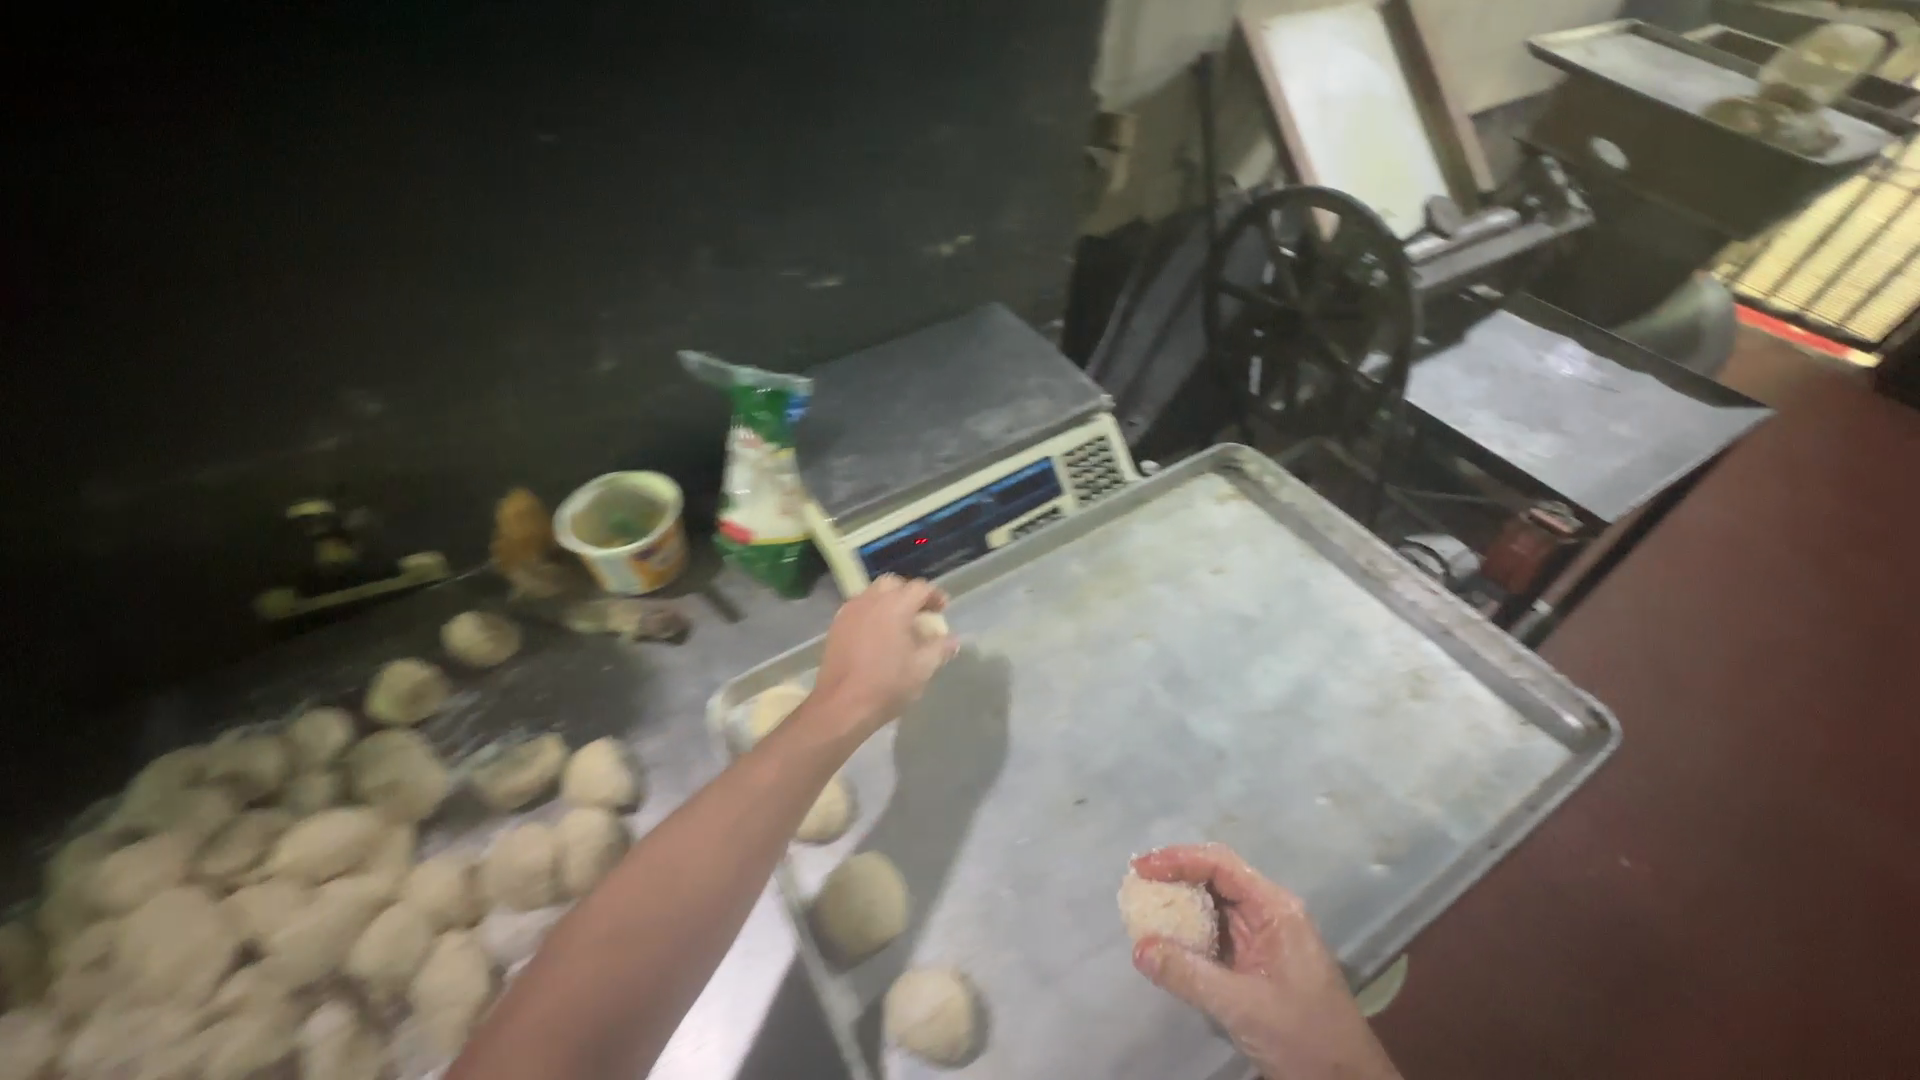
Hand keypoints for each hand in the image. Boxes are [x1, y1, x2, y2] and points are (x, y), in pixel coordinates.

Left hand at [808, 574, 955, 737]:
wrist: (841, 705)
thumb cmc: (887, 685)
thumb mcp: (923, 668)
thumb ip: (939, 648)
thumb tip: (952, 640)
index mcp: (895, 606)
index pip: (920, 588)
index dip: (935, 596)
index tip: (943, 609)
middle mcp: (870, 601)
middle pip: (893, 584)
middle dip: (909, 594)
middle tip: (920, 612)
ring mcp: (849, 612)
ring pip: (872, 594)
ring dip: (888, 602)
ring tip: (898, 623)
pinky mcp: (835, 627)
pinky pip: (858, 609)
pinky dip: (871, 613)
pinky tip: (877, 635)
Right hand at [1130, 844, 1401, 1079]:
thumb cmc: (1304, 1037)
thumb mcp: (1242, 1006)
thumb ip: (1189, 974)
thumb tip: (1138, 947)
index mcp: (1275, 909)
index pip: (1220, 864)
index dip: (1178, 859)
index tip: (1141, 869)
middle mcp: (1269, 913)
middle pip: (1215, 877)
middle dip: (1175, 876)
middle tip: (1136, 883)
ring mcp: (1263, 937)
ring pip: (1214, 904)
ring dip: (1179, 903)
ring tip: (1143, 906)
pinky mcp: (1256, 961)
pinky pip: (1217, 932)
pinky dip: (1189, 931)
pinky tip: (1165, 939)